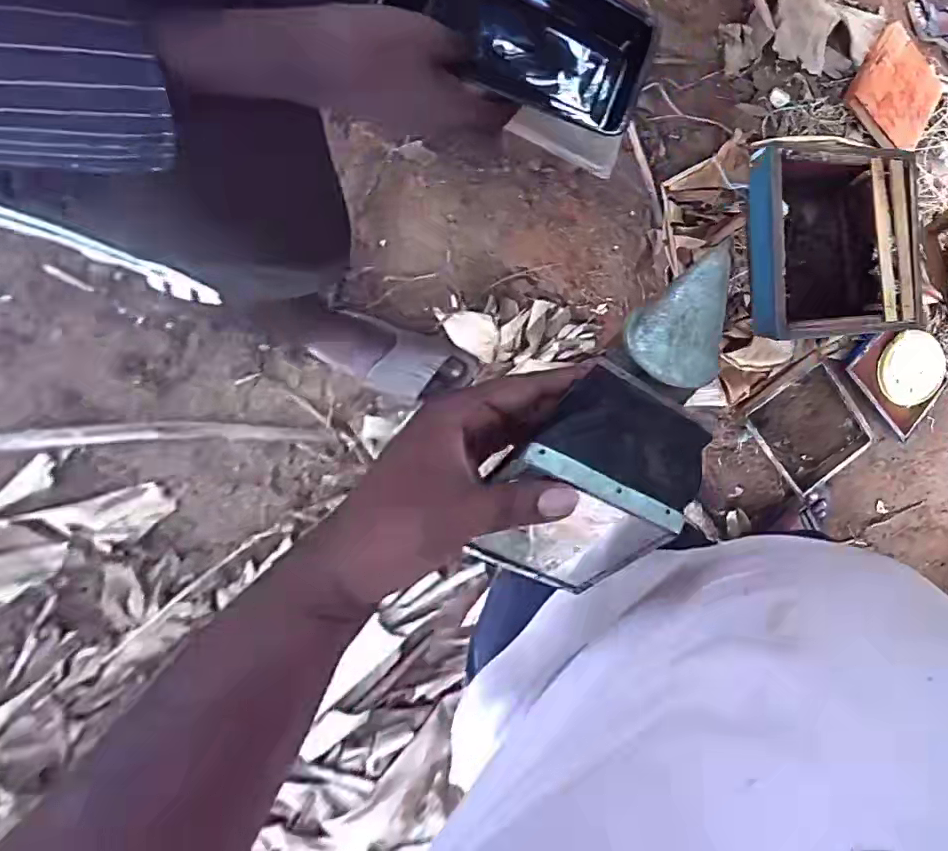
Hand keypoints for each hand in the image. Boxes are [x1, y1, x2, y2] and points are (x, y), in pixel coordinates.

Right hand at [271, 4, 516, 135]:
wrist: (292, 57)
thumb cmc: (367, 45)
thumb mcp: (426, 33)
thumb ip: (460, 47)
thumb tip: (476, 55)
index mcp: (457, 114)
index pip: (501, 114)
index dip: (512, 95)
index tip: (518, 75)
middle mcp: (439, 129)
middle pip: (476, 118)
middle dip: (487, 96)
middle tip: (490, 64)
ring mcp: (409, 124)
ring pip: (448, 112)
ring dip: (458, 92)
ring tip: (459, 59)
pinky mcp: (382, 114)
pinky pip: (421, 104)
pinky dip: (432, 88)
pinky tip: (423, 62)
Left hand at [288, 366, 590, 614]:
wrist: (340, 574)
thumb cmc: (396, 530)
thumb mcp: (464, 513)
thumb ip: (521, 501)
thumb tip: (574, 496)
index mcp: (453, 415)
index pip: (518, 387)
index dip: (559, 380)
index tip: (599, 372)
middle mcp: (454, 423)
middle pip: (516, 404)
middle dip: (558, 402)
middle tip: (606, 401)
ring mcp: (452, 447)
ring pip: (510, 428)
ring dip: (545, 428)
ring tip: (592, 425)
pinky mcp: (453, 471)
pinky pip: (502, 452)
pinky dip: (529, 452)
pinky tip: (557, 460)